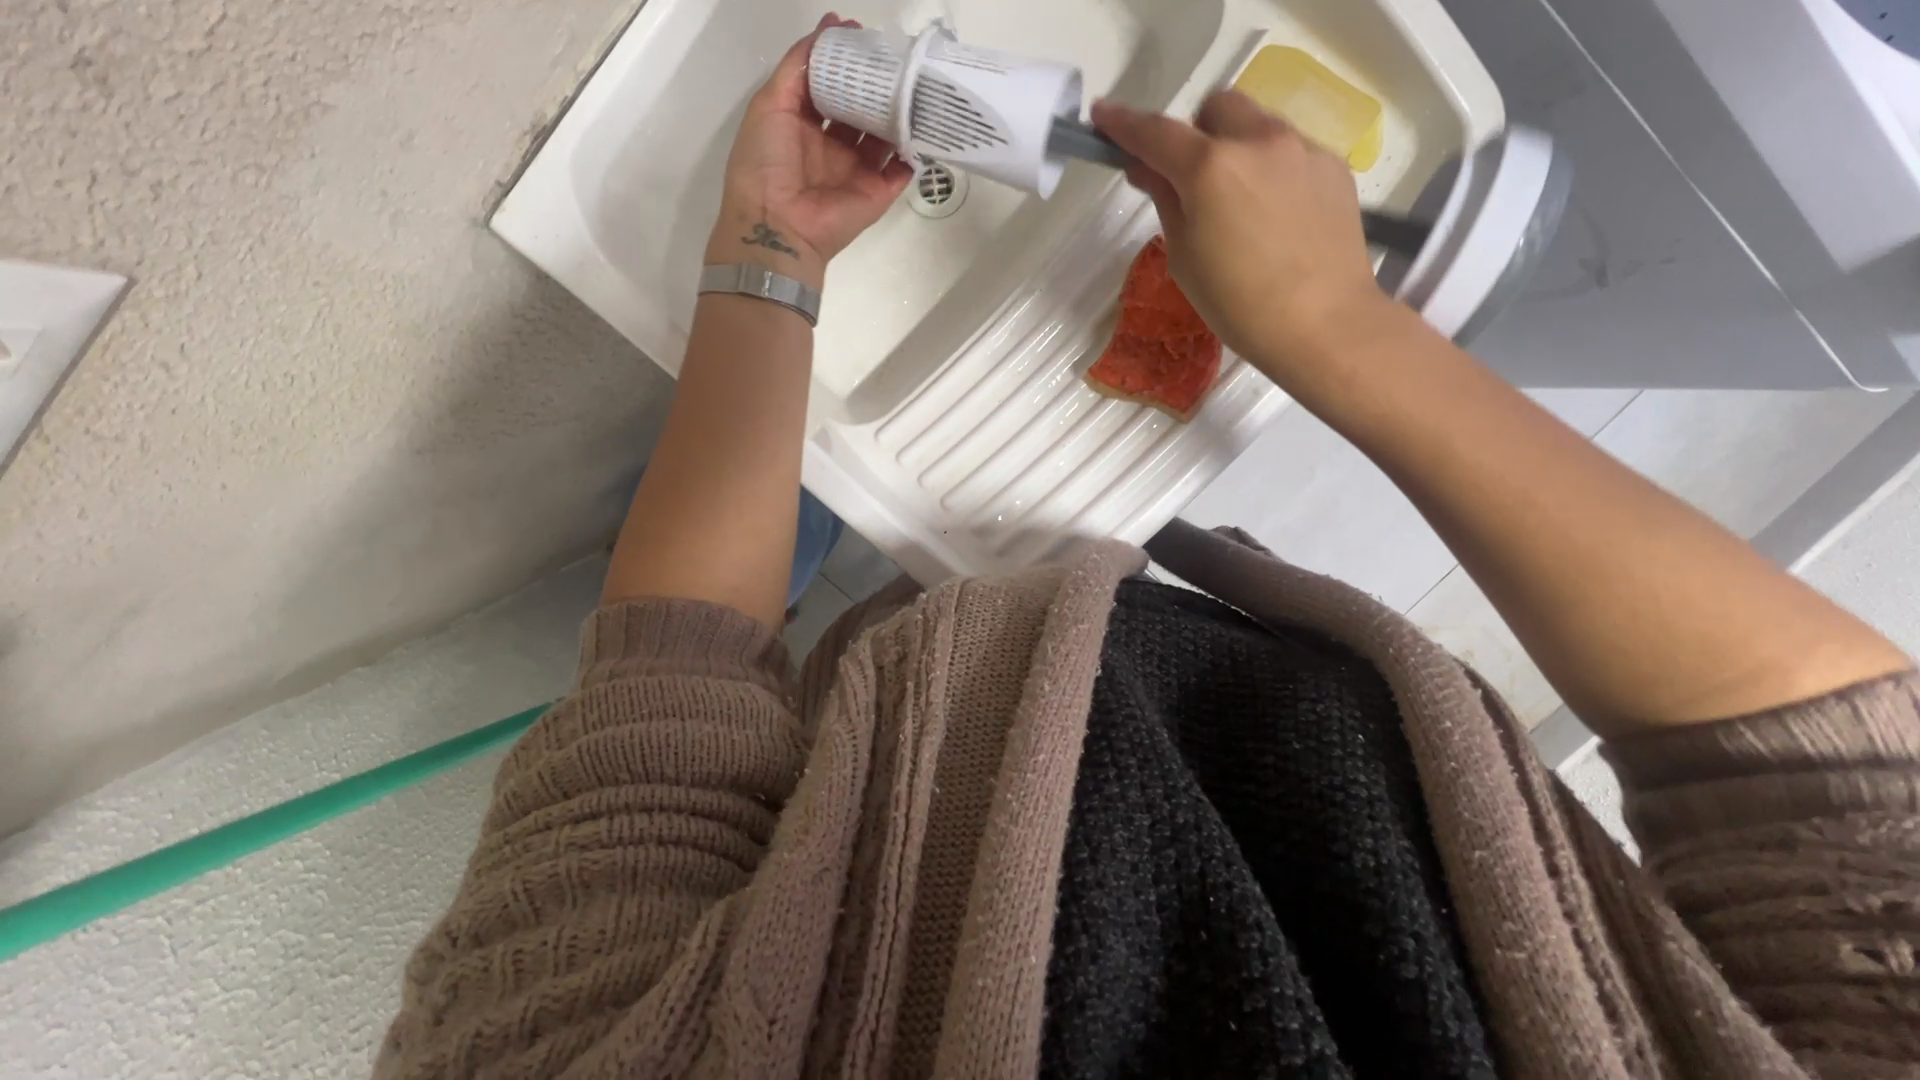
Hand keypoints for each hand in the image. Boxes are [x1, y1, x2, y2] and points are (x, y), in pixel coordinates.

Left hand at [706, 14, 915, 288]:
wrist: (777, 225)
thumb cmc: (765, 162)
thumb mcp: (770, 102)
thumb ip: (798, 65)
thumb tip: (830, 29)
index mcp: (802, 124)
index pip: (830, 85)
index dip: (844, 60)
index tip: (861, 35)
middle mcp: (832, 146)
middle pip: (860, 106)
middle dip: (875, 81)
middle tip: (894, 55)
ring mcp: (857, 169)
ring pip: (884, 133)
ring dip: (898, 108)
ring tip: (913, 80)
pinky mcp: (878, 191)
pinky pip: (901, 167)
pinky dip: (914, 147)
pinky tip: (924, 120)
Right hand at [1090, 92, 1388, 375]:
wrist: (1324, 324)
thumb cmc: (1240, 305)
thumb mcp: (1184, 258)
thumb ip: (1166, 202)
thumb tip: (1149, 169)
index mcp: (1211, 169)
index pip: (1156, 133)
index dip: (1123, 124)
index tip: (1102, 117)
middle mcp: (1258, 142)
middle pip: (1216, 108)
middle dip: (1196, 133)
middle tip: (1191, 179)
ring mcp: (1302, 150)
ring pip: (1257, 125)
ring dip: (1236, 148)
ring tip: (1239, 202)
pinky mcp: (1332, 167)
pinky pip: (1290, 151)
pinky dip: (1272, 170)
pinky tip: (1276, 218)